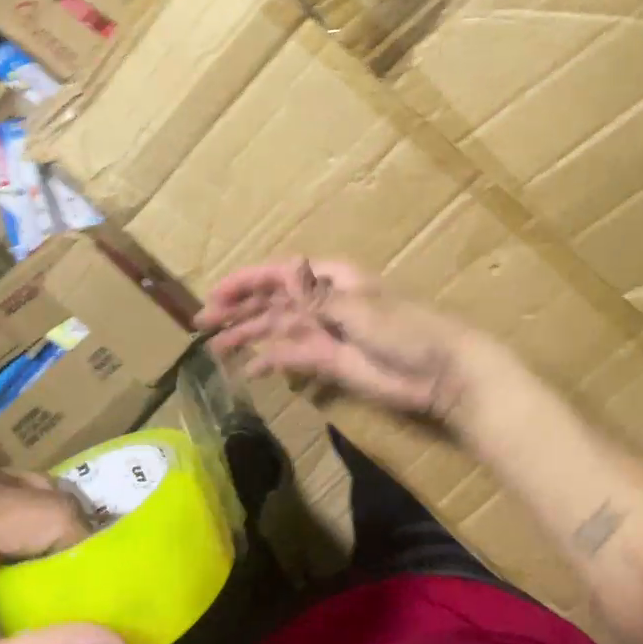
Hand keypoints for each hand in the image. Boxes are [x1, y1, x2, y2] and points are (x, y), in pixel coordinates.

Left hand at [0, 461, 131, 643]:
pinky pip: (4, 498)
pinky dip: (22, 535)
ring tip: (45, 602)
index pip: (56, 517)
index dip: (89, 561)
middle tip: (77, 609)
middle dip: (71, 552)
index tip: (104, 608)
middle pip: (46, 498)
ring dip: (49, 544)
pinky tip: (11, 583)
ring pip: (30, 494)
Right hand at [196, 258, 497, 422]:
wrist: (440, 373)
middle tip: (201, 323)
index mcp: (330, 278)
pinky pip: (292, 357)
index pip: (278, 274)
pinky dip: (271, 361)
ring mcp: (324, 332)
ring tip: (215, 348)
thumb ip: (315, 296)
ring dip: (247, 335)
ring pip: (276, 329)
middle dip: (237, 310)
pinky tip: (249, 369)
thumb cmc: (404, 329)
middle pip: (271, 302)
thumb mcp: (357, 308)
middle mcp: (322, 301)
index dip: (245, 282)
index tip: (214, 295)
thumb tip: (284, 270)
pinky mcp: (329, 361)